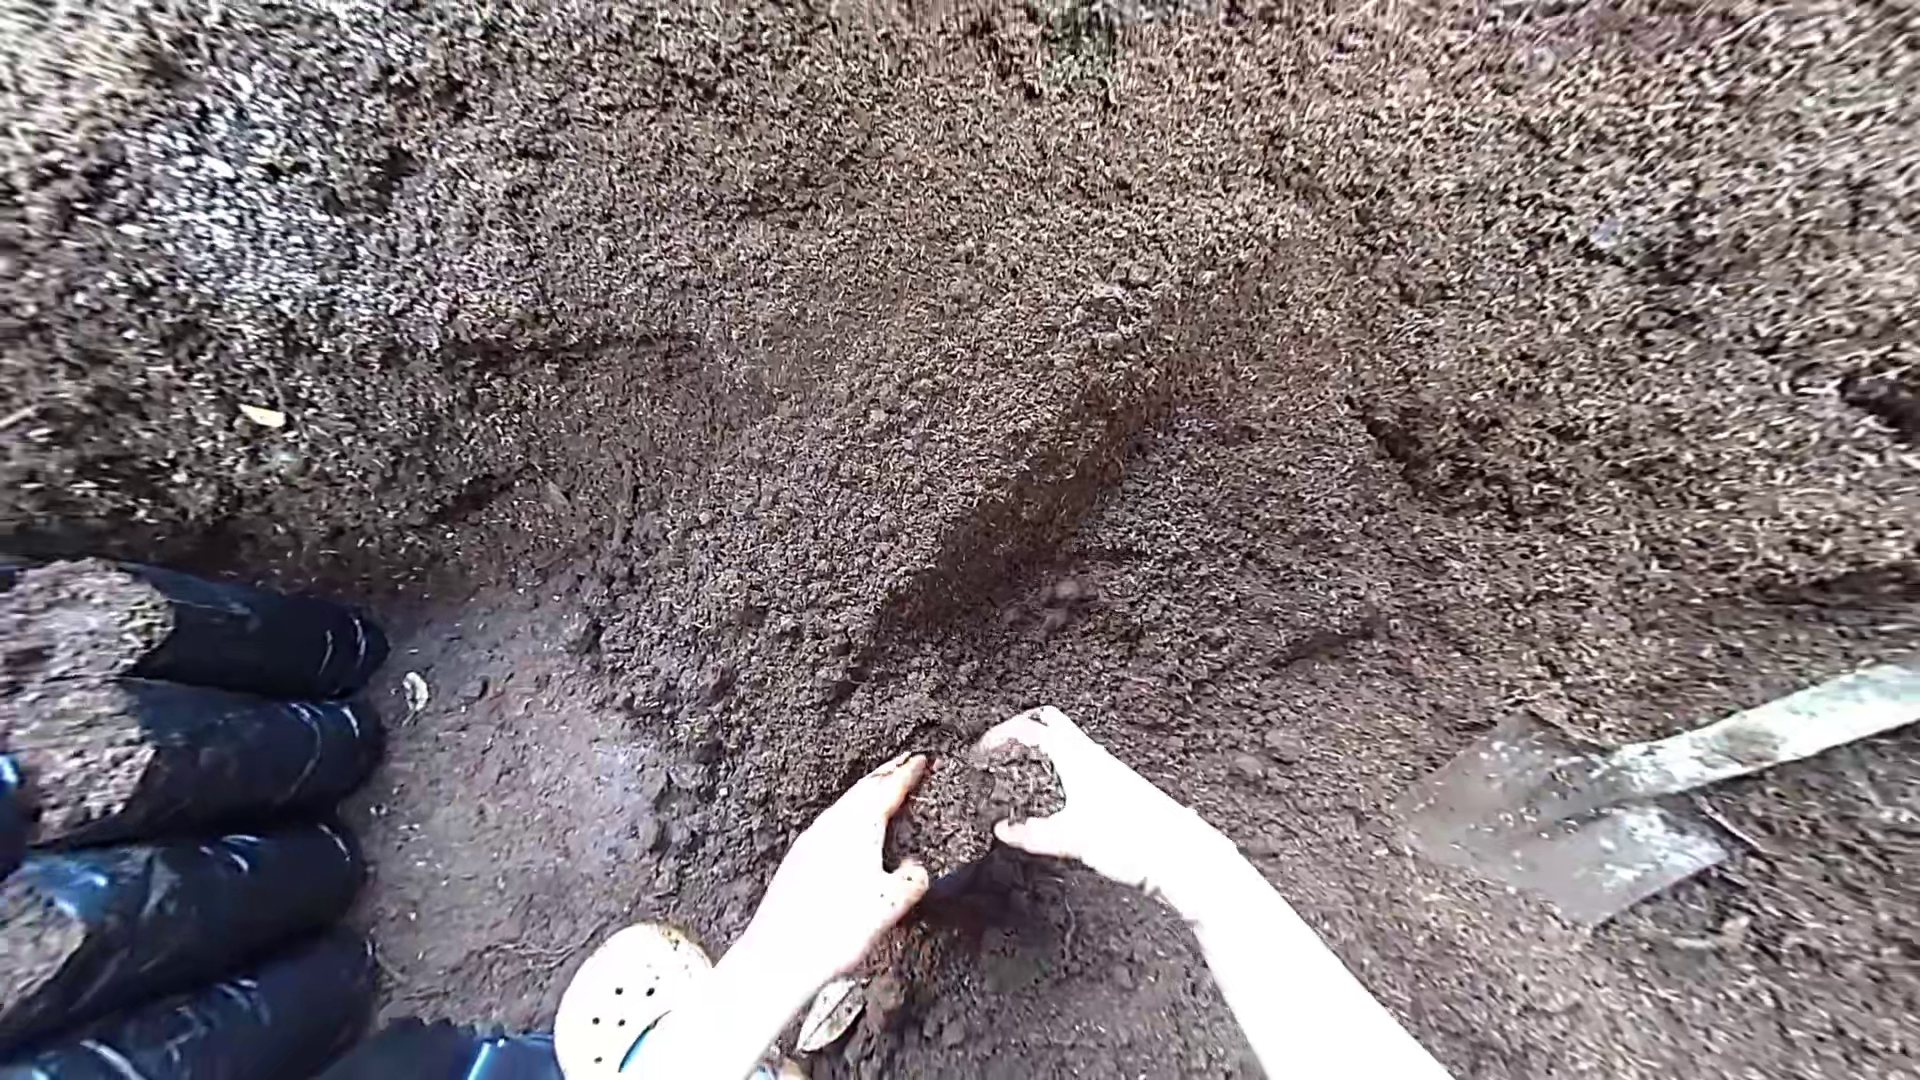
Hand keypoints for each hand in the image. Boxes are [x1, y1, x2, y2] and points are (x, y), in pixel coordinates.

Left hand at [728, 752, 930, 994]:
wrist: (776, 957)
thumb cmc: (835, 930)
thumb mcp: (890, 906)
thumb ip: (912, 880)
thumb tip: (916, 868)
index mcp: (861, 823)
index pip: (891, 787)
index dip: (909, 772)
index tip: (922, 760)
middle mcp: (835, 821)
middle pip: (866, 786)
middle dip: (888, 772)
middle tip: (905, 761)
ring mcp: (813, 836)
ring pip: (847, 801)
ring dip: (868, 789)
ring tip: (881, 787)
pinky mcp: (799, 855)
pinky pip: (832, 818)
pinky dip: (850, 809)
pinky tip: (850, 826)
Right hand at [979, 706, 1234, 901]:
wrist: (1182, 855)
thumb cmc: (1132, 839)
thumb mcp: (1073, 838)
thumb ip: (1034, 834)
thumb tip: (1004, 829)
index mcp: (1077, 757)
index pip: (1030, 729)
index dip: (1002, 734)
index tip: (982, 747)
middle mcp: (1092, 755)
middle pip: (1051, 722)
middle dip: (1024, 727)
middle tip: (1003, 746)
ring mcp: (1106, 768)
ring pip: (1067, 741)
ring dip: (1042, 745)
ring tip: (1023, 766)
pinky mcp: (1116, 785)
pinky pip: (1079, 761)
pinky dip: (1059, 764)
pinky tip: (1057, 791)